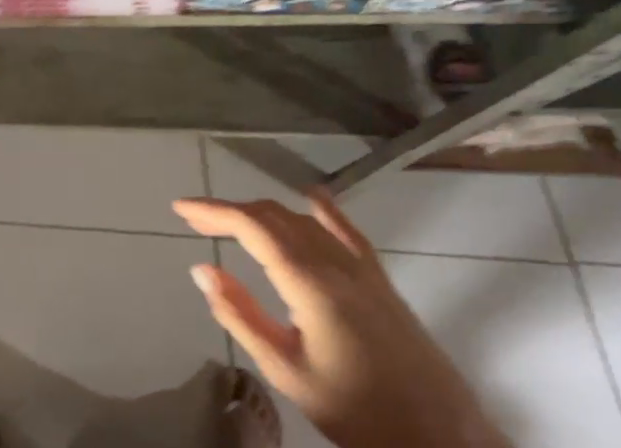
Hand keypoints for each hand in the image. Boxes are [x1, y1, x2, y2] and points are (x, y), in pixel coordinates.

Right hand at [173, 193, 511, 447]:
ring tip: (232, 222)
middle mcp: (337, 265)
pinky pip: (346, 232)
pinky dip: (322, 212)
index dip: (213, 210)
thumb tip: (202, 269)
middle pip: (276, 217)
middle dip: (231, 211)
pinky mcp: (381, 282)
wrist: (440, 438)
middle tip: (195, 220)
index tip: (180, 208)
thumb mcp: (285, 370)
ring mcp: (364, 270)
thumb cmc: (355, 410)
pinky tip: (312, 198)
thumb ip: (240, 316)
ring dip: (264, 213)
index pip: (253, 227)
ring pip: (304, 221)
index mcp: (311, 284)